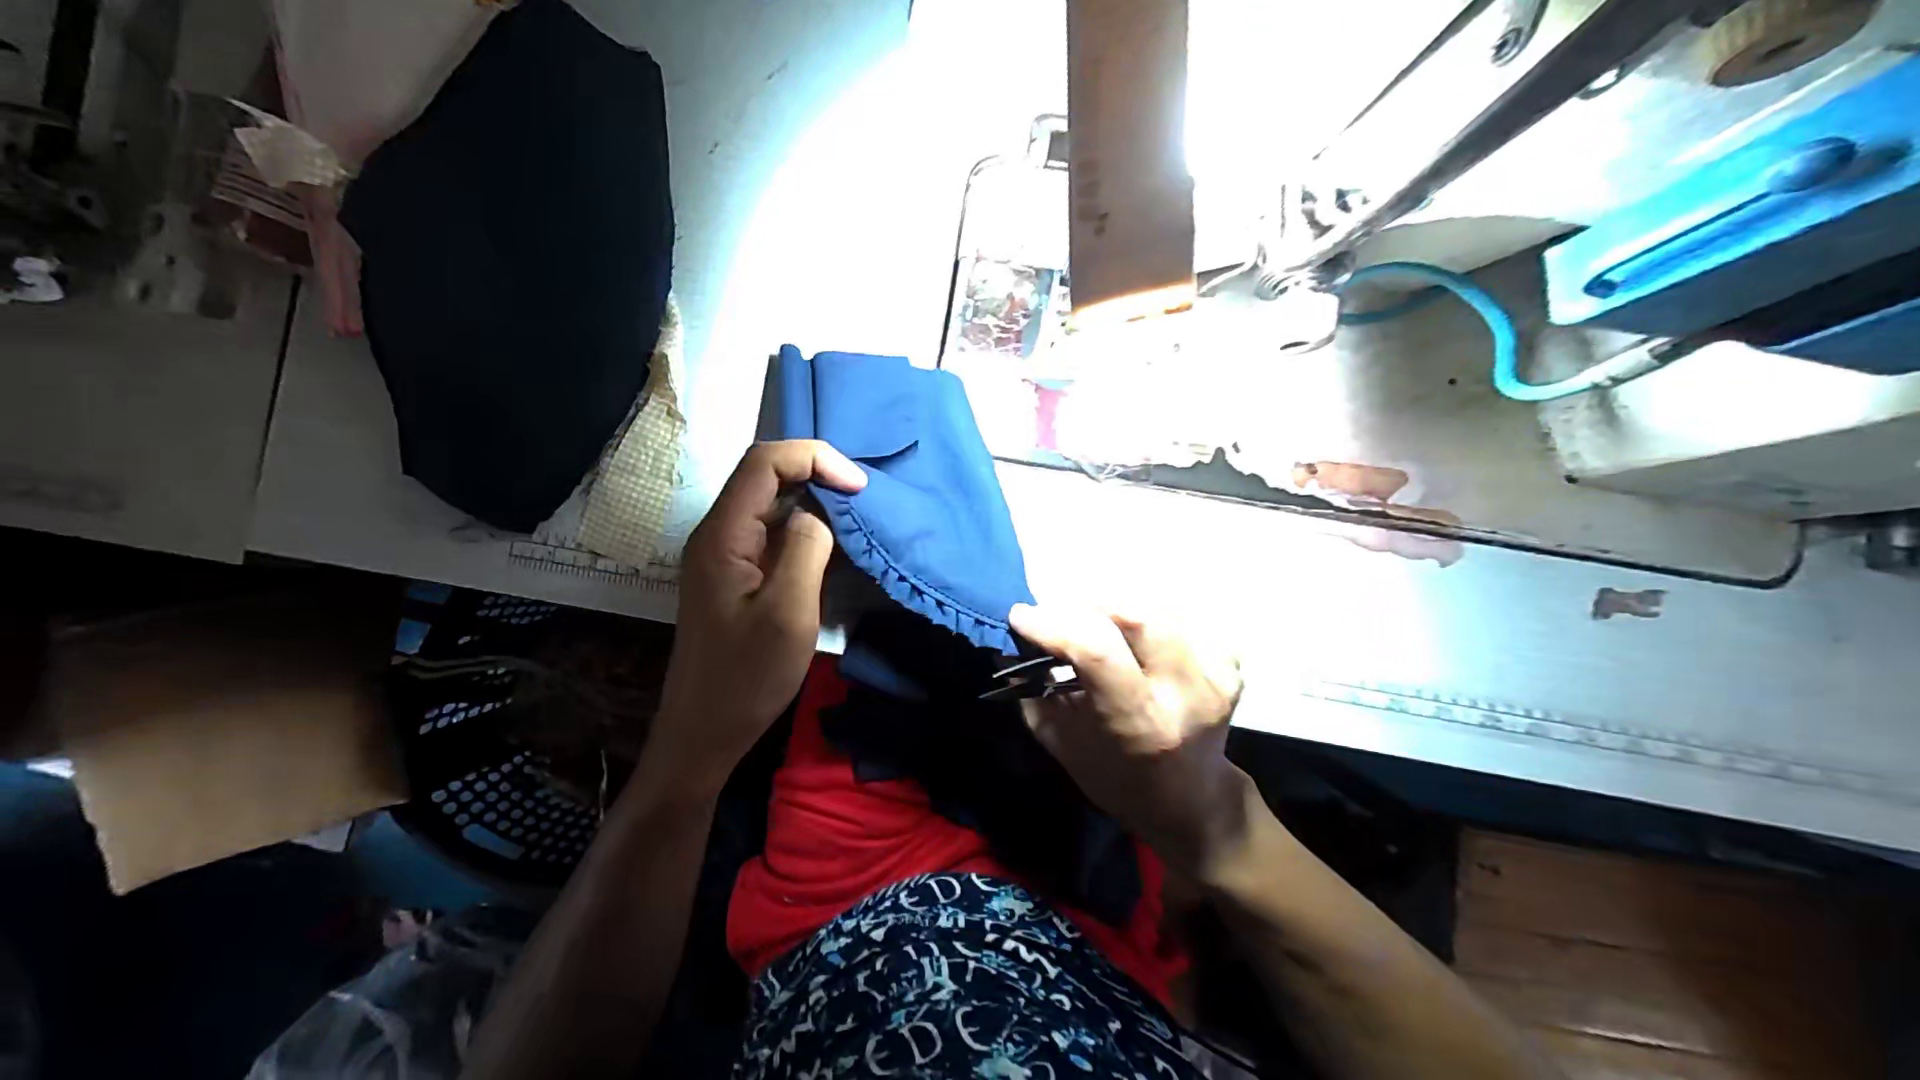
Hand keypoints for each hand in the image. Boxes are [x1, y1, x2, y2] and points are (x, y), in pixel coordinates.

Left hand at [648, 440, 865, 794]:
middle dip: (817, 475)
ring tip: (856, 521)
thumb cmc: (746, 678)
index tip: (858, 486)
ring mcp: (724, 556)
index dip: (813, 458)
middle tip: (863, 502)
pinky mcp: (735, 577)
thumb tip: (817, 513)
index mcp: (722, 535)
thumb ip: (804, 549)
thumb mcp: (788, 613)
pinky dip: (805, 531)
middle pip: (765, 477)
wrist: (703, 732)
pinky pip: (771, 536)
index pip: (763, 462)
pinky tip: (833, 549)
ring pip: (770, 505)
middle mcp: (717, 535)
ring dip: (814, 504)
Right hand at [1010, 604, 1249, 877]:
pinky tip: (1135, 641)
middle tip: (1061, 616)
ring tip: (1094, 627)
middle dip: (1086, 606)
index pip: (1098, 651)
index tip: (1022, 615)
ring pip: (1155, 608)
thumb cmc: (1115, 775)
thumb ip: (1032, 692)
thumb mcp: (1061, 742)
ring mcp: (1215, 675)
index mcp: (1139, 723)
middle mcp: (1184, 693)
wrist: (1192, 799)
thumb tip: (1009, 641)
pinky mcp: (1230, 663)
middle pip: (1136, 615)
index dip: (1054, 624)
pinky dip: (1147, 619)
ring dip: (1115, 610)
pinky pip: (1179, 617)